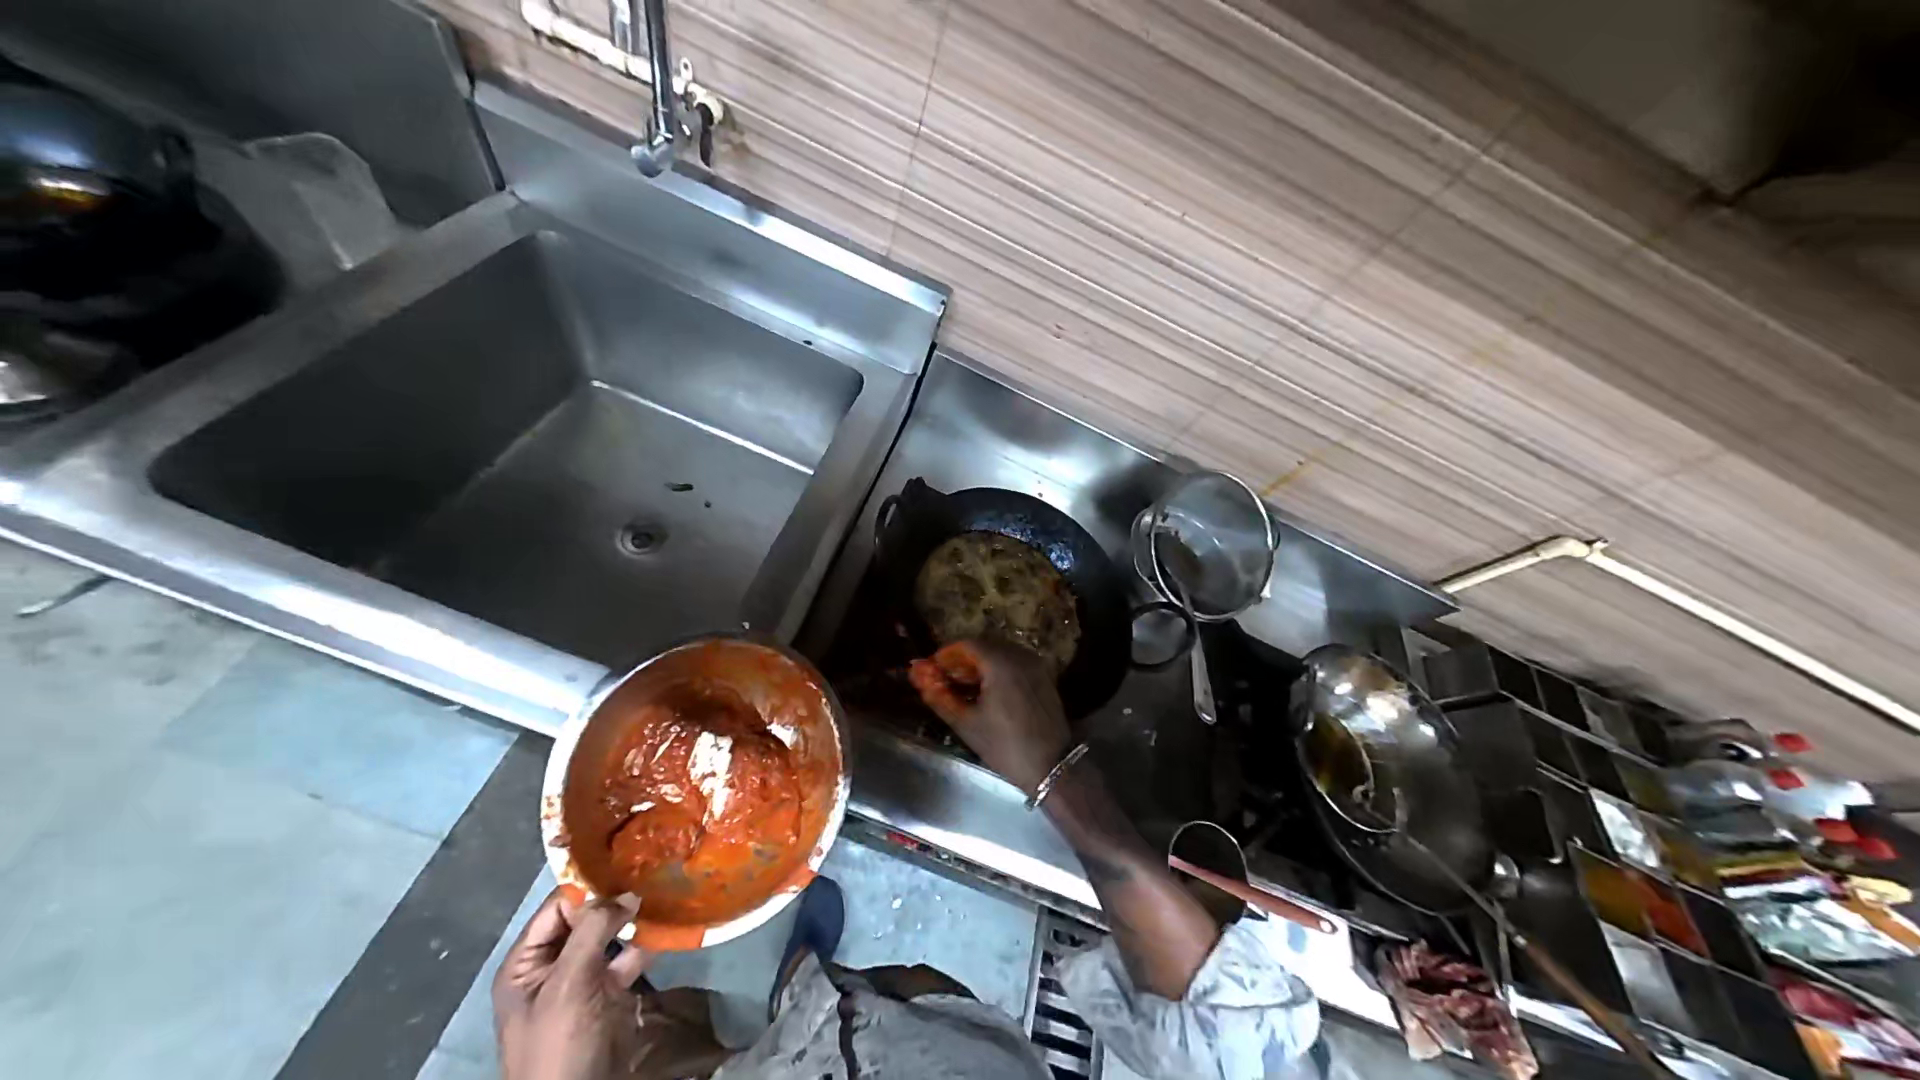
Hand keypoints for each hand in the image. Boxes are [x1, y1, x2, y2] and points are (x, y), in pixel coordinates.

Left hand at [493, 888, 650, 1079]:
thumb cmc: (559, 1044)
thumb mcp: (568, 985)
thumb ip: (593, 931)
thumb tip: (626, 893)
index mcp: (526, 963)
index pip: (557, 908)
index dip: (588, 888)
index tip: (625, 870)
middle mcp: (552, 965)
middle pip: (585, 918)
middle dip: (616, 899)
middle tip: (651, 874)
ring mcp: (583, 980)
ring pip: (611, 935)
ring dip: (635, 917)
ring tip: (664, 892)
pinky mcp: (610, 994)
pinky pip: (629, 957)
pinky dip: (648, 942)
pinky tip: (670, 925)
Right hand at [909, 640, 1071, 794]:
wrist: (1052, 767)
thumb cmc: (1005, 745)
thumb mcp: (966, 723)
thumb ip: (939, 696)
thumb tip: (918, 677)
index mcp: (1001, 662)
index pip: (966, 645)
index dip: (945, 655)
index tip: (930, 671)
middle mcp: (1020, 655)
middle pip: (983, 646)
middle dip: (961, 660)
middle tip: (943, 680)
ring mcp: (1035, 665)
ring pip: (999, 654)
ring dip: (978, 665)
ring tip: (962, 688)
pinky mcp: (1044, 677)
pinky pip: (1014, 663)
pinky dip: (996, 671)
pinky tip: (986, 692)